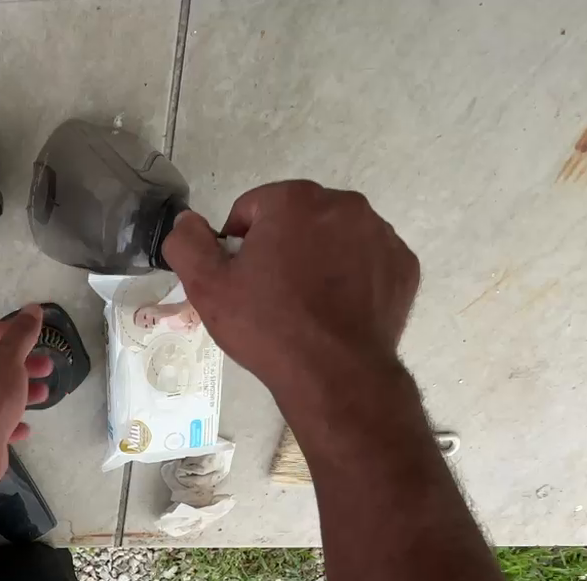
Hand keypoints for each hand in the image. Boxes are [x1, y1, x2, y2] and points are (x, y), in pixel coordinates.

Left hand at [0, 307, 53, 486]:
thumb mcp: (11, 358)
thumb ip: (22, 333)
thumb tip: (33, 308)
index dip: (4, 329)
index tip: (27, 336)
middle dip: (22, 364)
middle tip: (46, 367)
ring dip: (21, 391)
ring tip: (45, 395)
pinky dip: (10, 420)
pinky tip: (25, 426)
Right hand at [162, 180, 419, 406]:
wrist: (334, 372)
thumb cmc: (266, 326)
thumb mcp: (207, 289)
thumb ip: (187, 245)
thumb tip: (185, 221)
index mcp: (293, 201)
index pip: (251, 208)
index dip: (237, 246)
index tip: (239, 281)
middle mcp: (344, 204)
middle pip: (295, 220)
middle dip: (279, 249)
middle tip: (267, 296)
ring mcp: (380, 233)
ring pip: (333, 239)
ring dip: (314, 262)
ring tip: (302, 307)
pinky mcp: (402, 265)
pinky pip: (365, 263)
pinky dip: (348, 280)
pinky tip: (333, 313)